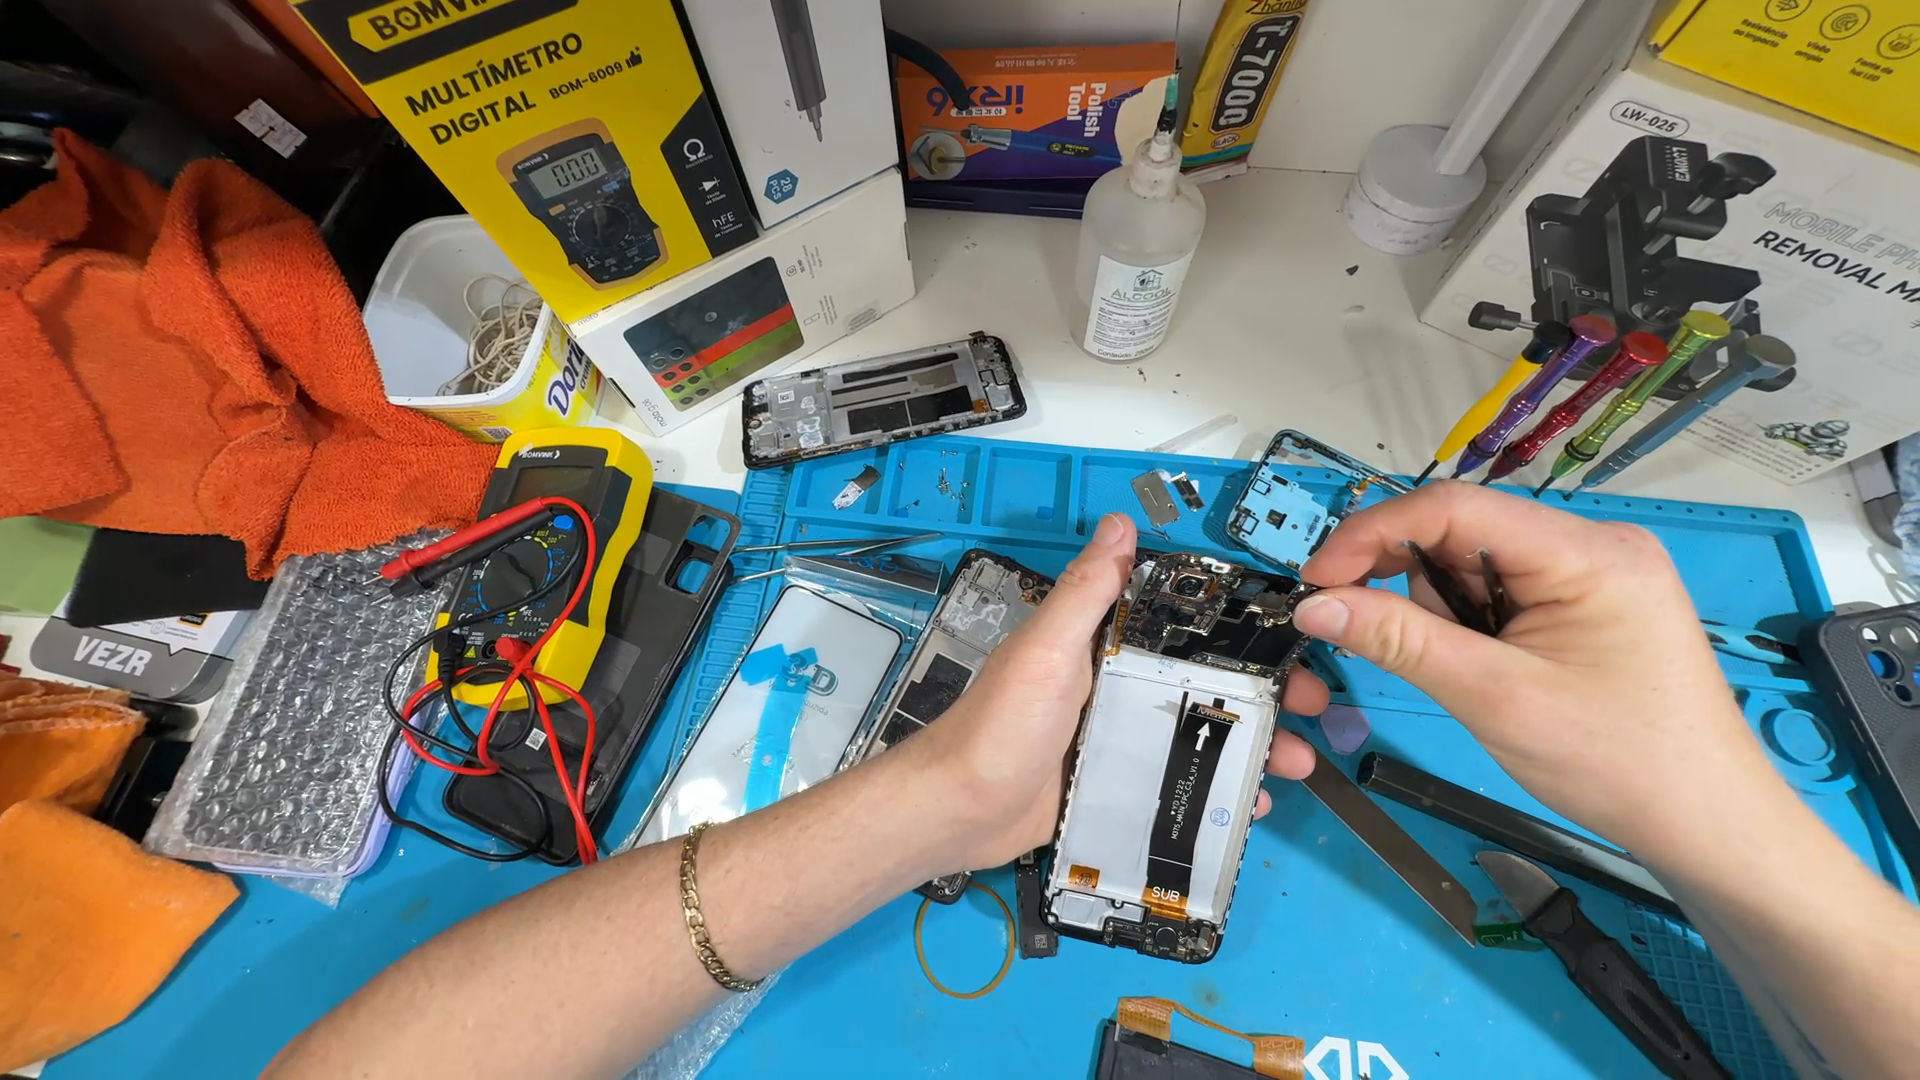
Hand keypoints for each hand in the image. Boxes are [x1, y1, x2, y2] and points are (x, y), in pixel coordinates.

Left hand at [901, 513, 1327, 871]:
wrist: (962, 809)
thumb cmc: (1003, 722)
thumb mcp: (1046, 649)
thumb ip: (1084, 593)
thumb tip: (1120, 522)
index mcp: (1097, 645)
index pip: (1175, 626)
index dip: (1231, 629)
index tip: (1284, 639)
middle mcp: (1110, 685)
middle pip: (1197, 681)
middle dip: (1255, 692)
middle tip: (1311, 706)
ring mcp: (1113, 738)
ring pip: (1193, 732)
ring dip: (1245, 744)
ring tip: (1297, 762)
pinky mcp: (1113, 783)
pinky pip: (1172, 780)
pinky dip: (1211, 789)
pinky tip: (1250, 804)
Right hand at [1279, 482, 1784, 862]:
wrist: (1705, 827)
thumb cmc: (1613, 762)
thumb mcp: (1491, 696)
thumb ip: (1397, 640)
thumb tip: (1311, 606)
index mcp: (1585, 552)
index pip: (1450, 508)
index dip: (1370, 535)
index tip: (1316, 582)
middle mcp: (1585, 543)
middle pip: (1453, 529)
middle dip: (1396, 575)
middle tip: (1353, 622)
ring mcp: (1582, 569)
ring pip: (1460, 559)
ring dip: (1430, 605)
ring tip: (1457, 665)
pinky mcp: (1574, 598)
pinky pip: (1484, 585)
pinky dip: (1454, 617)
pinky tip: (1471, 658)